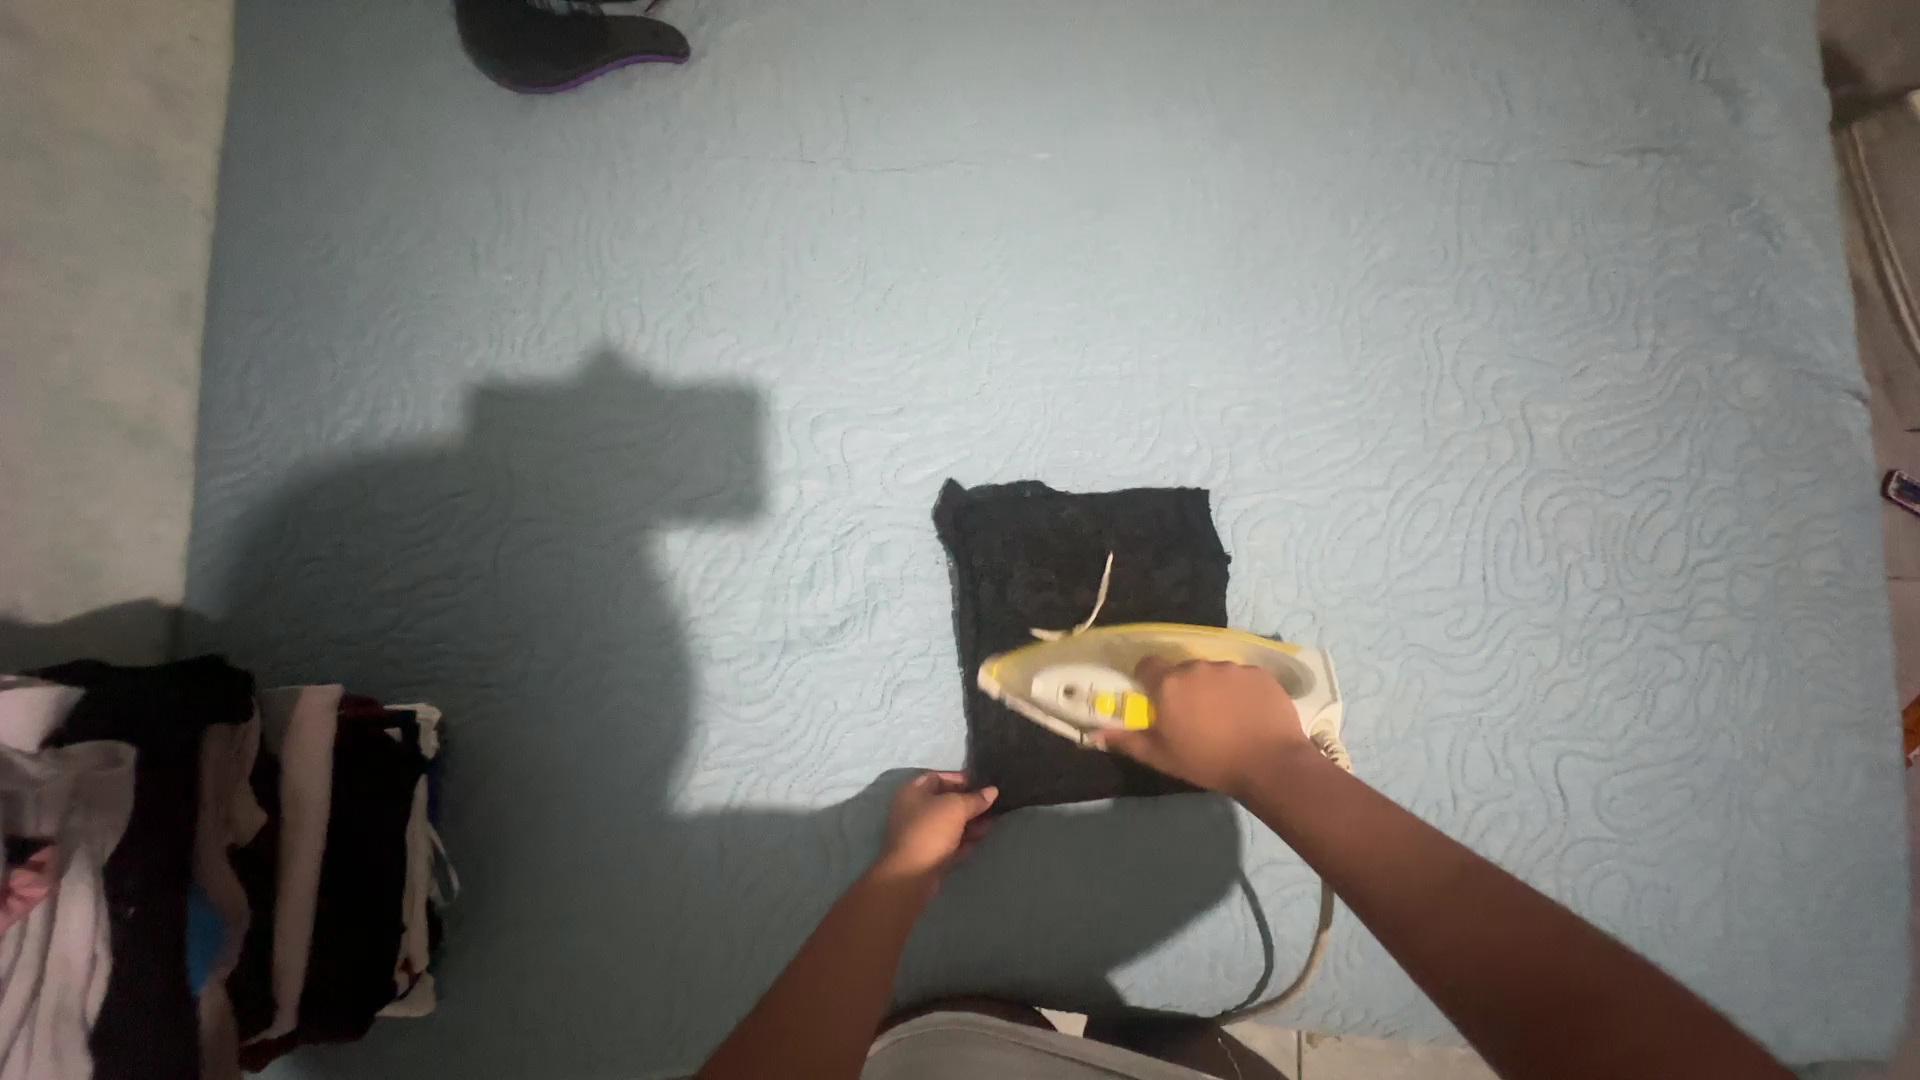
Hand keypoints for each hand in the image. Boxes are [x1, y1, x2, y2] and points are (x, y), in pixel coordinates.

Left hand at [873, 771, 997, 881]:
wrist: (911, 875)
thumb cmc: (930, 830)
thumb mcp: (956, 808)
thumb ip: (975, 799)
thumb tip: (992, 791)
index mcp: (912, 792)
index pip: (937, 777)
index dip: (959, 778)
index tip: (981, 783)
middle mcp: (913, 810)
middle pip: (944, 801)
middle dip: (968, 802)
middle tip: (990, 803)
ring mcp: (919, 834)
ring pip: (948, 823)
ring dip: (969, 821)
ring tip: (992, 821)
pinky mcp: (927, 855)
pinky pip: (949, 842)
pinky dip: (964, 839)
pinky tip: (982, 837)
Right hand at [1093, 658, 1309, 799]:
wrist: (1270, 765)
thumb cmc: (1208, 762)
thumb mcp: (1162, 756)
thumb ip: (1127, 740)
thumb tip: (1094, 733)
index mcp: (1168, 684)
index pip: (1148, 665)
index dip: (1149, 680)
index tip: (1157, 700)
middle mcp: (1196, 667)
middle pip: (1182, 670)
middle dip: (1184, 687)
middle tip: (1194, 716)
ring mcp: (1230, 668)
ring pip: (1212, 672)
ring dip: (1213, 688)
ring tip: (1226, 717)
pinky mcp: (1259, 673)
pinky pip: (1242, 677)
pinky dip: (1241, 691)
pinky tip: (1249, 714)